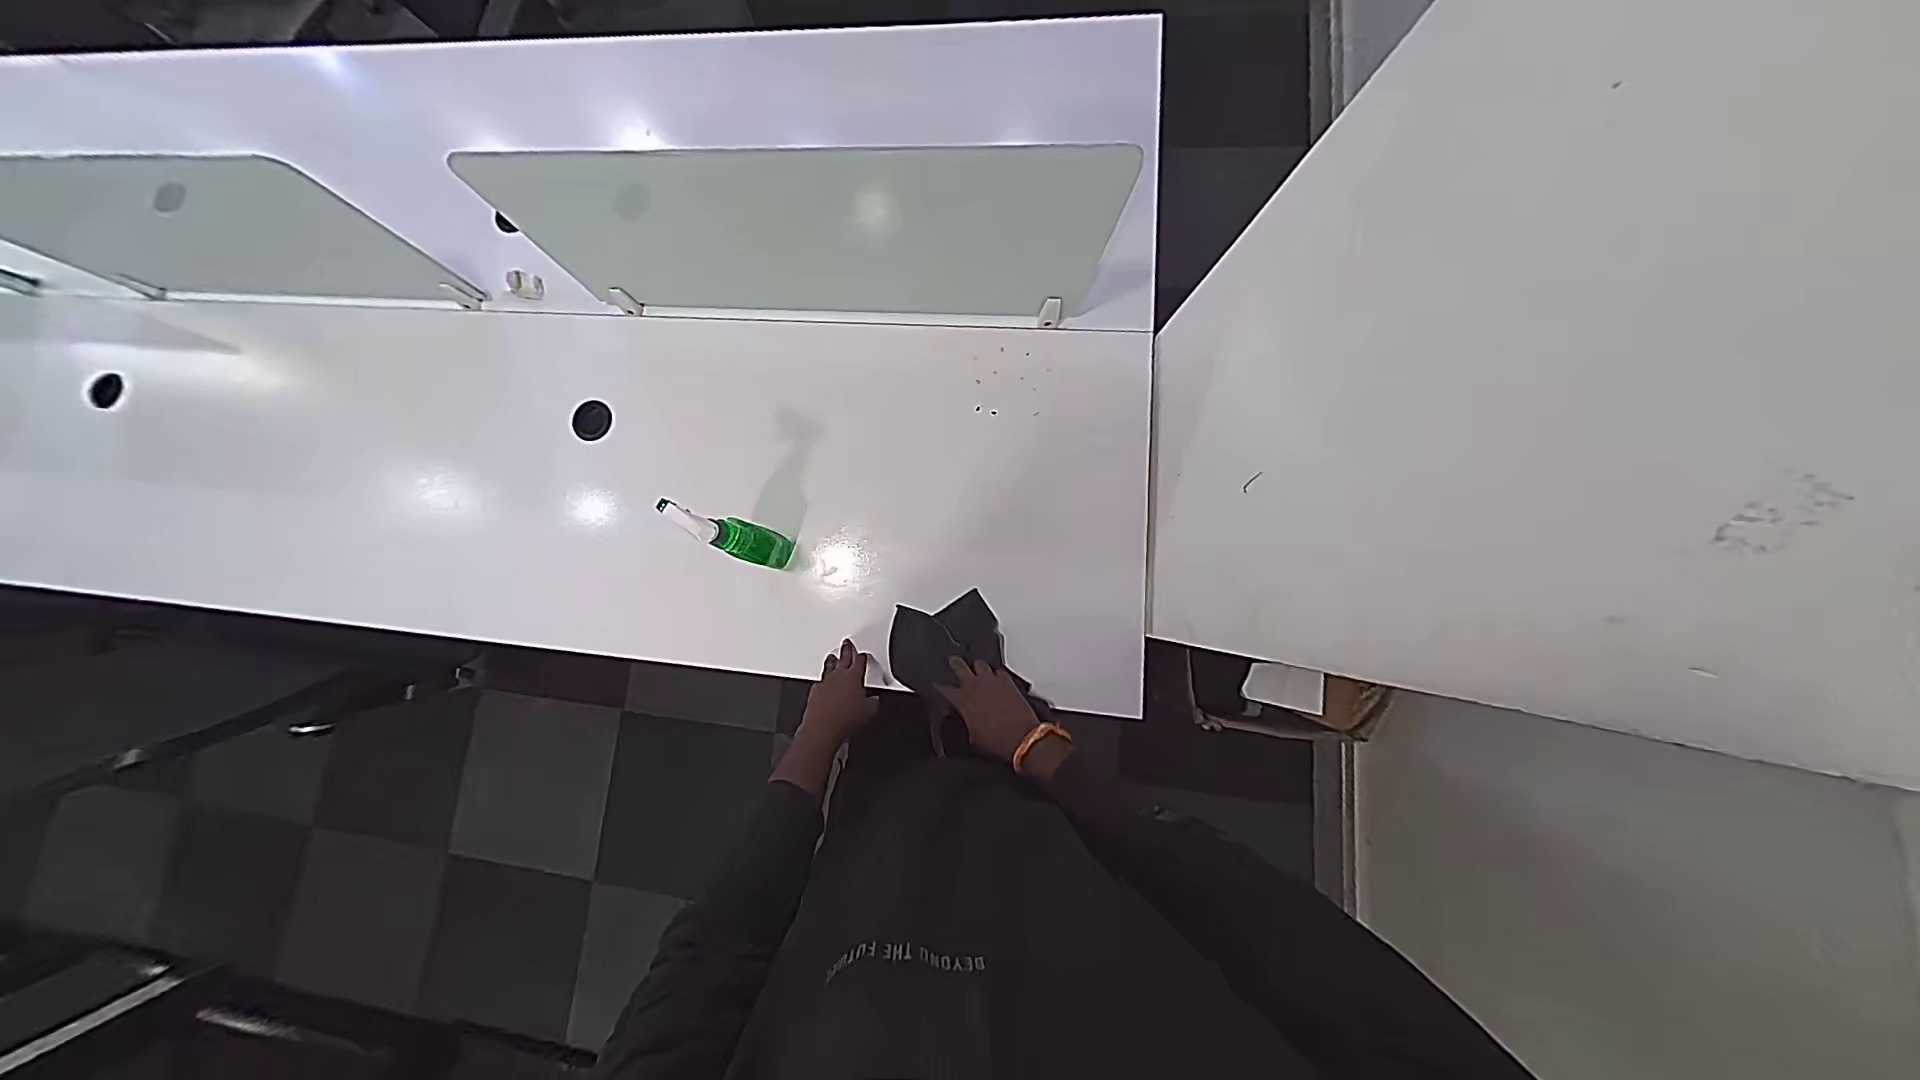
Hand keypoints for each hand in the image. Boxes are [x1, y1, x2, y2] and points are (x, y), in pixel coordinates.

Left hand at [797, 639, 879, 746]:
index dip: (863, 657)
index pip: (860, 661)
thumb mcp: (870, 711)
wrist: (823, 728)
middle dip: (847, 649)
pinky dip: (823, 679)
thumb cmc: (845, 719)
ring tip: (833, 656)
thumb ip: (874, 702)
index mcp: (854, 677)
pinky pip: (820, 680)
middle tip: (847, 643)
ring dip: (833, 660)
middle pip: (844, 658)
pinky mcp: (815, 691)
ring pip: (830, 666)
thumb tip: (875, 701)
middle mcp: (839, 676)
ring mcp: (825, 682)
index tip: (863, 655)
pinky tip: (823, 681)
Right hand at [938, 657, 1041, 762]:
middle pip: (959, 665)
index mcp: (961, 700)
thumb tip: (962, 718)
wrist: (1020, 737)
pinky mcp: (1007, 680)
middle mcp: (974, 685)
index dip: (939, 686)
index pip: (943, 687)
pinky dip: (996, 674)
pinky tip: (996, 679)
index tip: (938, 684)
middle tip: (953, 662)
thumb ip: (962, 720)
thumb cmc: (995, 740)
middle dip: (955, 663)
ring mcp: (991, 680)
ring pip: (980, 663)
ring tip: (976, 670)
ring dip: (977, 667)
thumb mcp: (970, 735)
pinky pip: (998, 670)